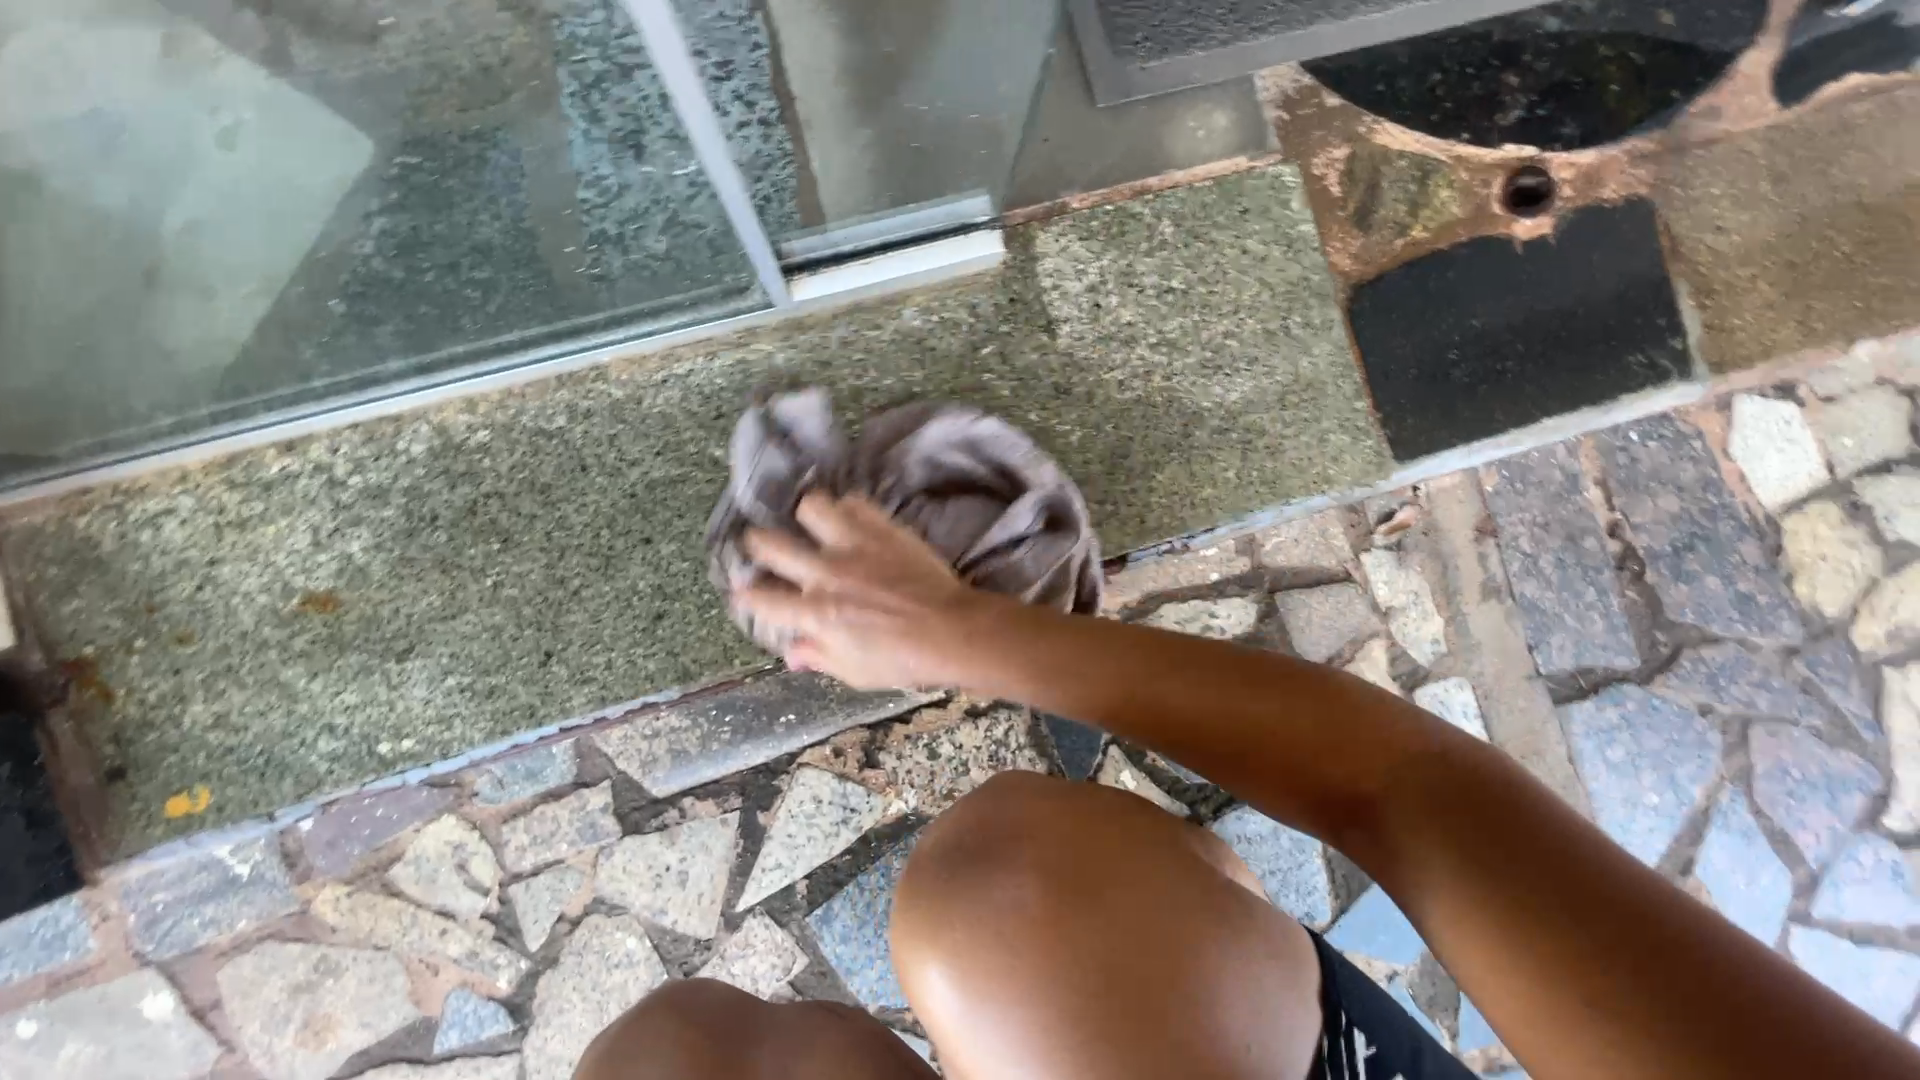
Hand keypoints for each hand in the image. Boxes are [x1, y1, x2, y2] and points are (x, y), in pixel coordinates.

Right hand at [732, 492, 993, 689]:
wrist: (952, 630)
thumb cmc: (904, 660)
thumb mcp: (855, 672)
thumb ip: (819, 657)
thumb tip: (794, 652)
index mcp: (815, 614)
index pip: (763, 599)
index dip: (747, 594)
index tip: (743, 590)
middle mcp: (826, 573)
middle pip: (771, 545)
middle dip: (757, 543)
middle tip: (760, 543)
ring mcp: (854, 545)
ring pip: (811, 508)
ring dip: (808, 516)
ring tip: (813, 523)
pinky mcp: (883, 528)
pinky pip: (854, 502)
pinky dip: (848, 508)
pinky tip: (851, 518)